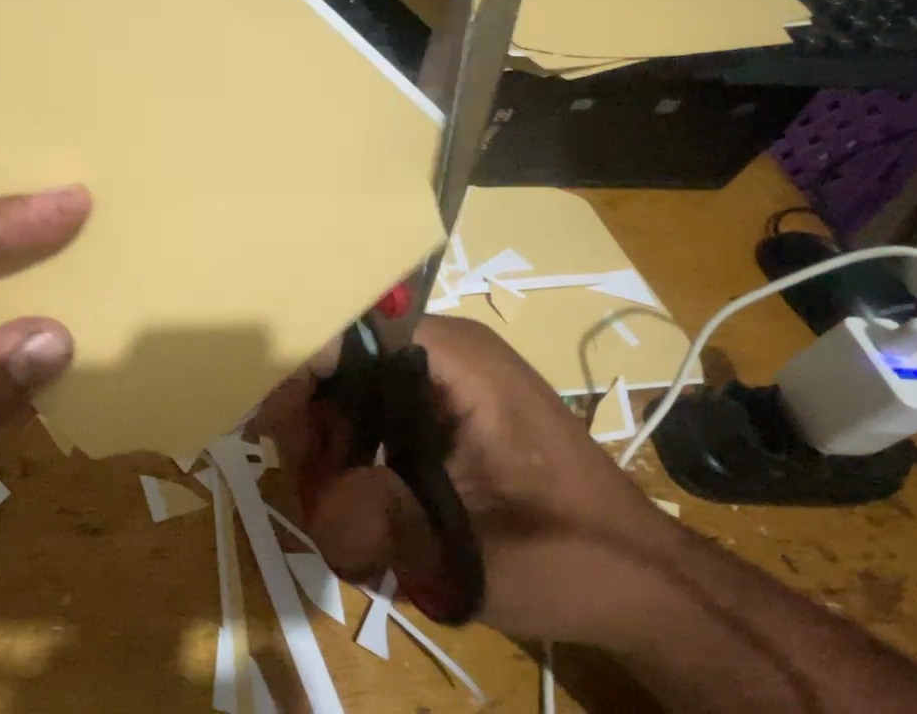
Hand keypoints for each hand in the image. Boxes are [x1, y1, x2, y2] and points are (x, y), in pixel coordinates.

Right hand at [259, 315, 680, 646]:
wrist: (642, 584)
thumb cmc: (570, 558)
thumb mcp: (471, 552)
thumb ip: (385, 524)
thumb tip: (316, 508)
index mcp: (454, 358)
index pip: (343, 333)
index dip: (294, 373)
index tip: (273, 436)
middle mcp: (444, 353)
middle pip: (338, 362)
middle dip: (312, 426)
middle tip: (315, 494)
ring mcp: (445, 382)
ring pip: (350, 393)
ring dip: (331, 449)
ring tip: (344, 512)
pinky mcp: (446, 413)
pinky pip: (374, 416)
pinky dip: (356, 458)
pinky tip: (367, 506)